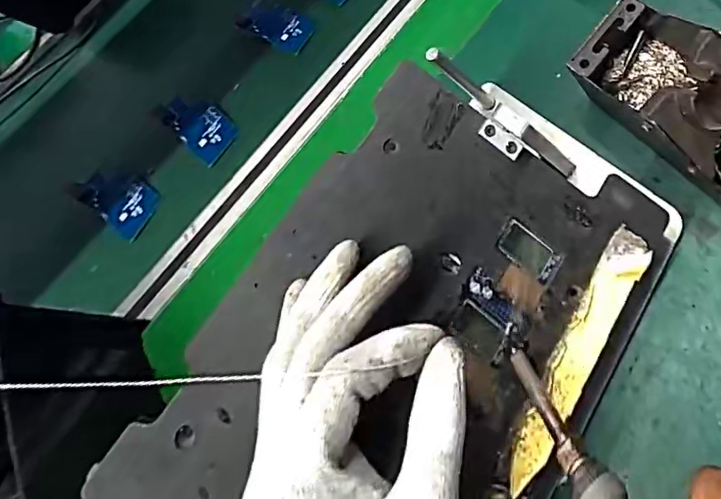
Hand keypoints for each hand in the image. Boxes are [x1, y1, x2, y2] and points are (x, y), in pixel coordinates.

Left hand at [243, 241, 465, 498]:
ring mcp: (271, 453)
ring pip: (284, 356)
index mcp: (303, 463)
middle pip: (310, 348)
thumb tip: (449, 355)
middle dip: (356, 294)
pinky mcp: (280, 457)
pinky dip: (293, 332)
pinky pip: (277, 378)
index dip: (399, 344)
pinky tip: (300, 304)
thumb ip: (436, 430)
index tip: (441, 341)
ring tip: (343, 257)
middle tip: (395, 259)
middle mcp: (275, 451)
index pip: (350, 371)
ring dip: (318, 300)